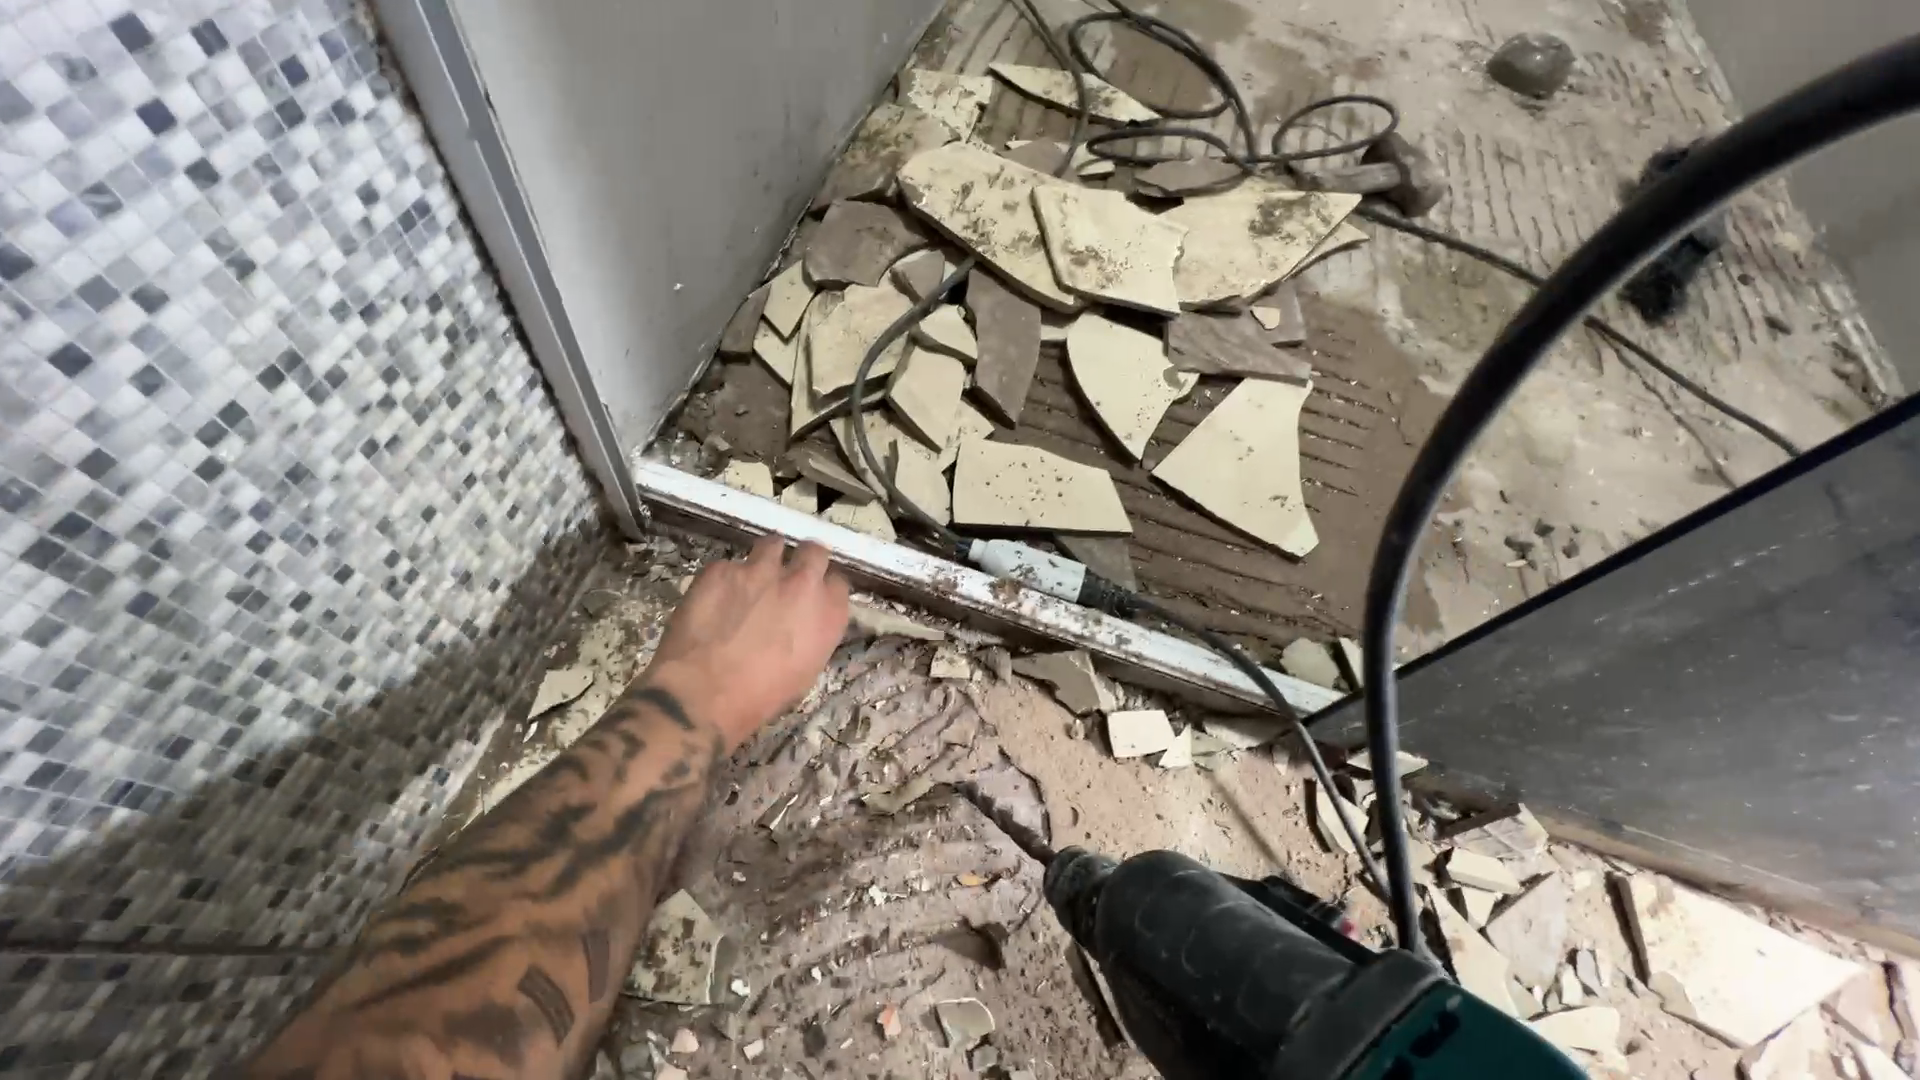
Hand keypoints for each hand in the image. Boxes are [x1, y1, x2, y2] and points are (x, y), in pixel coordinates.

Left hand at [639, 535, 849, 748]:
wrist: (705, 694)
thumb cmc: (762, 696)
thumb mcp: (806, 669)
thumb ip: (814, 632)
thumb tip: (804, 621)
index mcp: (828, 612)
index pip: (837, 581)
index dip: (823, 587)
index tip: (812, 596)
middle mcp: (801, 582)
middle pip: (813, 550)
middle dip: (803, 558)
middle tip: (788, 575)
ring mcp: (761, 570)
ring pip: (772, 545)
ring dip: (767, 558)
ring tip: (751, 580)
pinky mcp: (722, 569)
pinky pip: (729, 565)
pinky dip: (725, 579)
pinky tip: (714, 601)